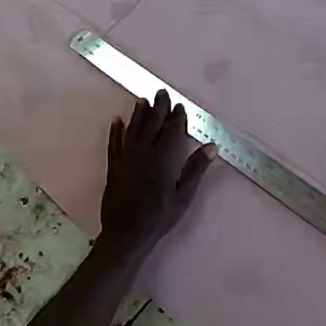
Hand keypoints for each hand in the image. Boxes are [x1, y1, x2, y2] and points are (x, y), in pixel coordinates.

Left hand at [99, 89, 215, 253]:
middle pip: (151, 124)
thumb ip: (196, 169)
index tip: (179, 105)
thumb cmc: (160, 216)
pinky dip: (115, 131)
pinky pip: (113, 144)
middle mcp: (143, 153)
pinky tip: (116, 121)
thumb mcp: (184, 195)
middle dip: (158, 107)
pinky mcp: (113, 167)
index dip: (176, 117)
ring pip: (132, 130)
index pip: (171, 131)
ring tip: (142, 100)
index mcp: (163, 159)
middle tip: (161, 92)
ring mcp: (126, 158)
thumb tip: (212, 146)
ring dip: (138, 114)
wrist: (127, 232)